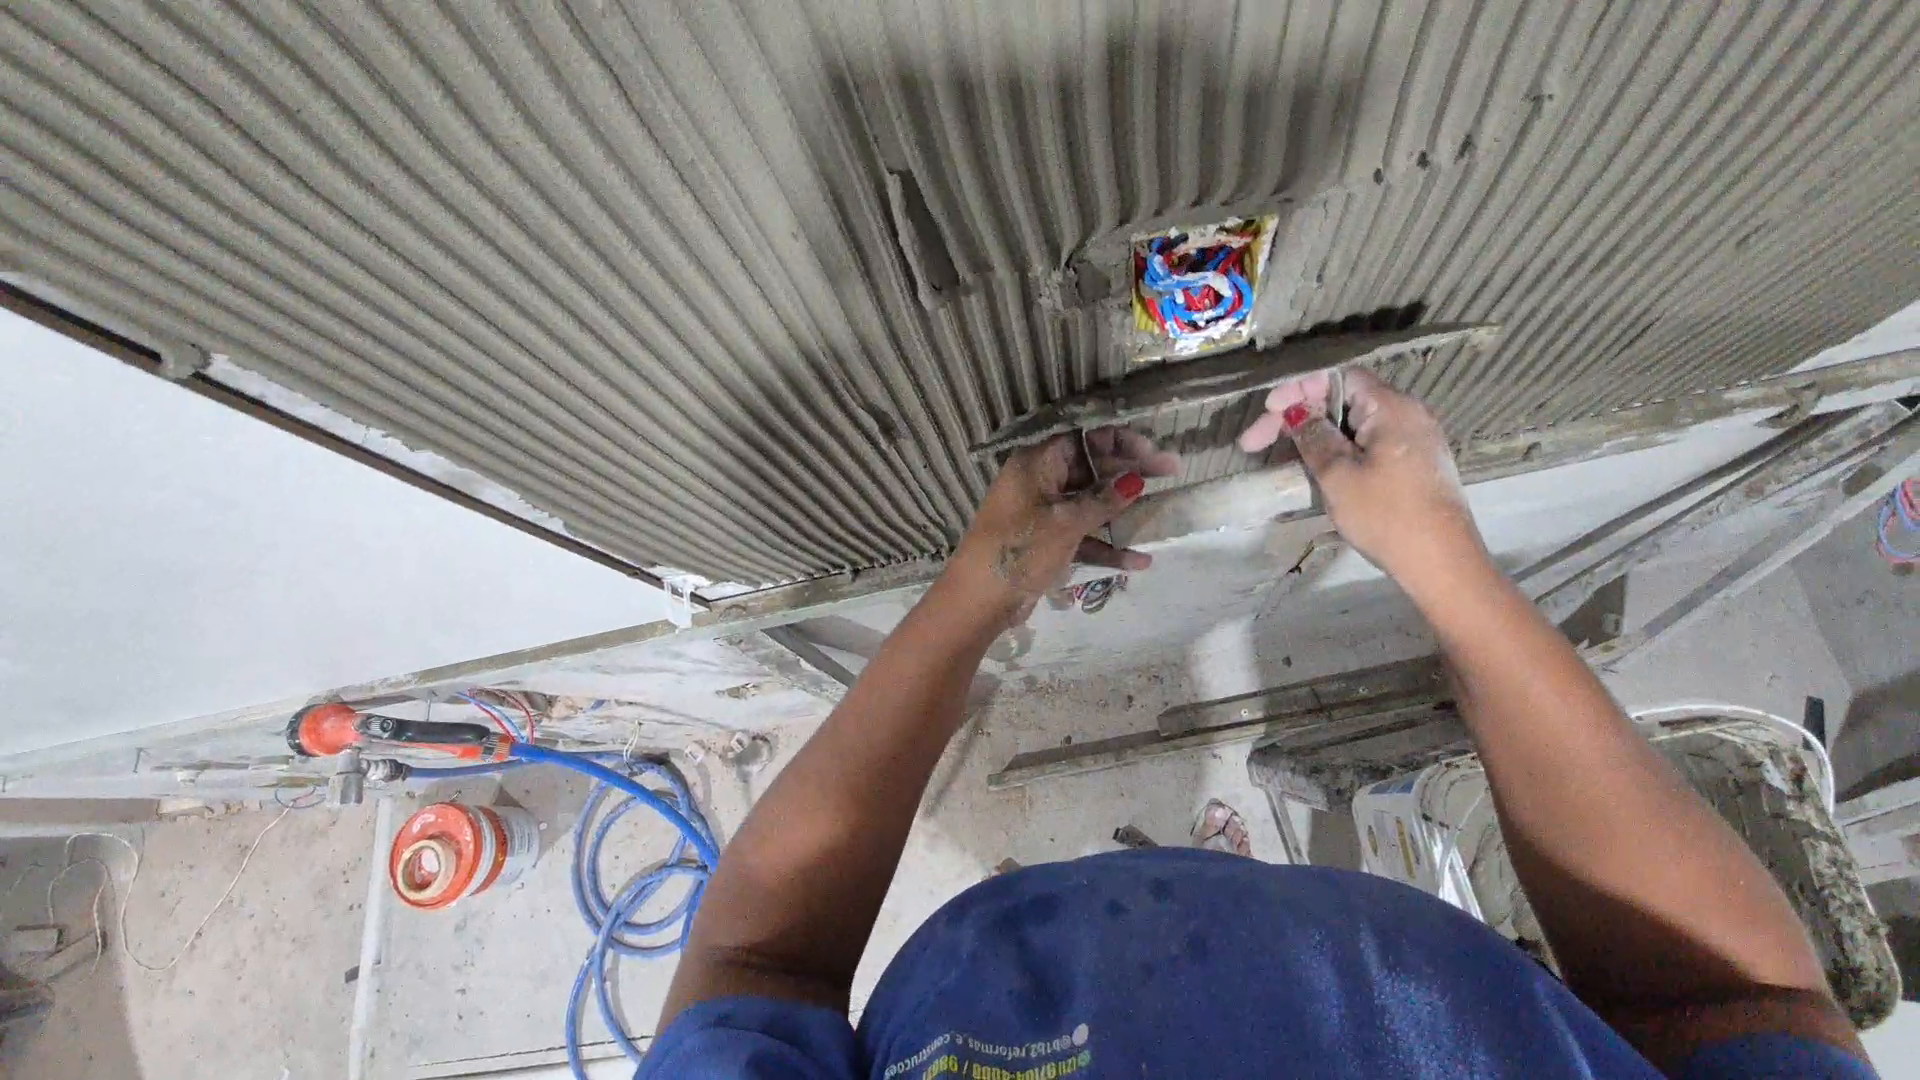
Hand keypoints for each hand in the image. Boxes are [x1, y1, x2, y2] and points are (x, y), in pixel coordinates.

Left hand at [951, 427, 1180, 618]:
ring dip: (1121, 511)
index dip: (1121, 442)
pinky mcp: (1047, 544)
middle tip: (1172, 472)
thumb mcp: (1066, 522)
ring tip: (1160, 513)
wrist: (980, 599)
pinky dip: (1106, 547)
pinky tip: (1139, 561)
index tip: (1154, 452)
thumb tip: (1135, 481)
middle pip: (1090, 470)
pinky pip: (1082, 537)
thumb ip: (1102, 501)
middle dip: (1129, 473)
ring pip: (1089, 505)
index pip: (1084, 440)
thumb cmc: (1020, 549)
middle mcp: (1039, 483)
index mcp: (1037, 464)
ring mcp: (1043, 514)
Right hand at [1239, 367, 1485, 579]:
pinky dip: (1338, 449)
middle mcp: (1407, 414)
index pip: (1337, 377)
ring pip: (1354, 423)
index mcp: (1390, 407)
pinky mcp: (1415, 463)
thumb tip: (1297, 413)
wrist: (1441, 561)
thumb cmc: (1386, 515)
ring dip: (1315, 435)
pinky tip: (1317, 468)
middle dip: (1298, 416)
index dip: (1298, 389)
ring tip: (1282, 456)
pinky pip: (1369, 442)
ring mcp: (1414, 439)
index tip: (1267, 413)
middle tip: (1256, 444)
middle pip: (1344, 399)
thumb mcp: (1338, 475)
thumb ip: (1314, 437)